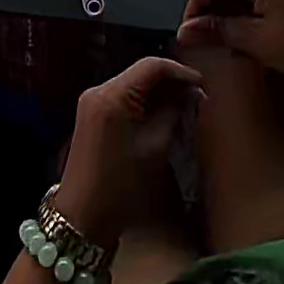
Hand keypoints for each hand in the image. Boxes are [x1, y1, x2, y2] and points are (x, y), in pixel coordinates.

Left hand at [55, 57, 201, 248]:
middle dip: (171, 82)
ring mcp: (92, 101)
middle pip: (142, 72)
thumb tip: (191, 93)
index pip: (152, 66)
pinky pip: (123, 96)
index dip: (181, 72)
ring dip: (159, 92)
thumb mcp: (155, 146)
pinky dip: (144, 101)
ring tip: (184, 105)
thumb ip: (174, 112)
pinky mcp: (92, 113)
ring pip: (134, 83)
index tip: (202, 85)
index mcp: (113, 95)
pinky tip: (162, 114)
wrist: (82, 217)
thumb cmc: (121, 185)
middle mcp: (99, 90)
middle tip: (196, 97)